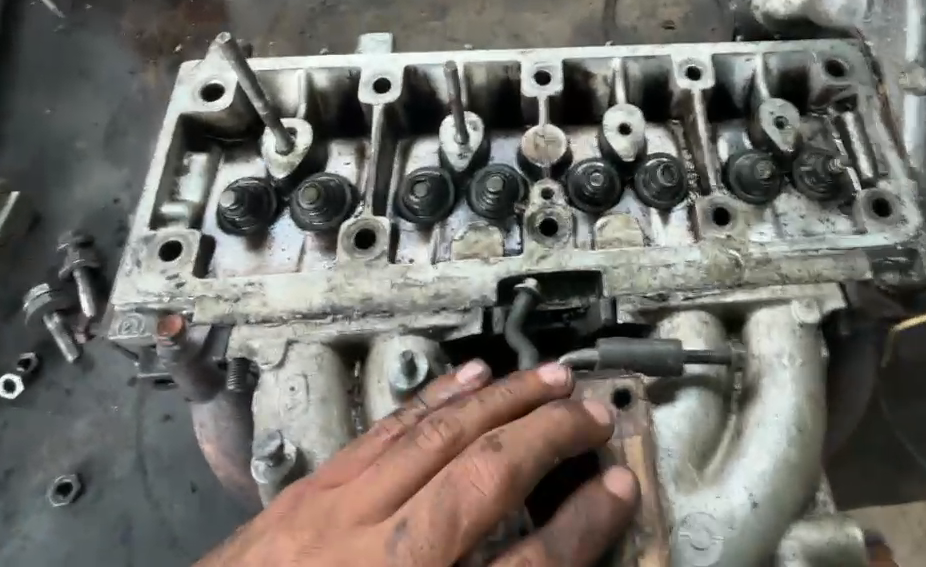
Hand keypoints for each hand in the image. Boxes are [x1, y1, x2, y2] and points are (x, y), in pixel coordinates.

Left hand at [198, 361, 638, 566]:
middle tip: (595, 415)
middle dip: (553, 438)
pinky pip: (386, 431)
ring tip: (551, 379)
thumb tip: (538, 558)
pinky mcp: (305, 496)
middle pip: (488, 478)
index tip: (620, 489)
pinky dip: (437, 399)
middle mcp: (379, 561)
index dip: (584, 525)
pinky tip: (469, 378)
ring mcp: (335, 519)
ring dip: (505, 400)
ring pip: (441, 436)